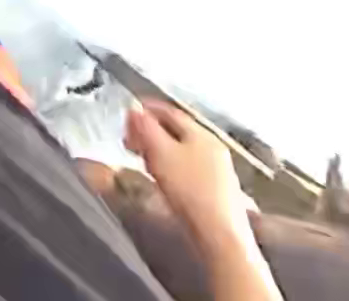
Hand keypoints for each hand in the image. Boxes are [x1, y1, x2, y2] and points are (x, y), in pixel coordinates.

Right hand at [124, 99, 252, 251]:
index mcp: (202, 134)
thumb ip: (145, 126)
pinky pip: (187, 167)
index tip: (126, 113)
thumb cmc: (189, 190)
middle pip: (175, 130)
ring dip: (157, 149)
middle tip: (129, 139)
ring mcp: (218, 171)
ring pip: (181, 149)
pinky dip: (170, 165)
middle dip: (149, 131)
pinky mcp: (217, 192)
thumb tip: (134, 109)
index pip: (169, 111)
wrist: (222, 239)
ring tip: (142, 158)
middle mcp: (213, 149)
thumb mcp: (160, 151)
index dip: (145, 108)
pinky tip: (162, 178)